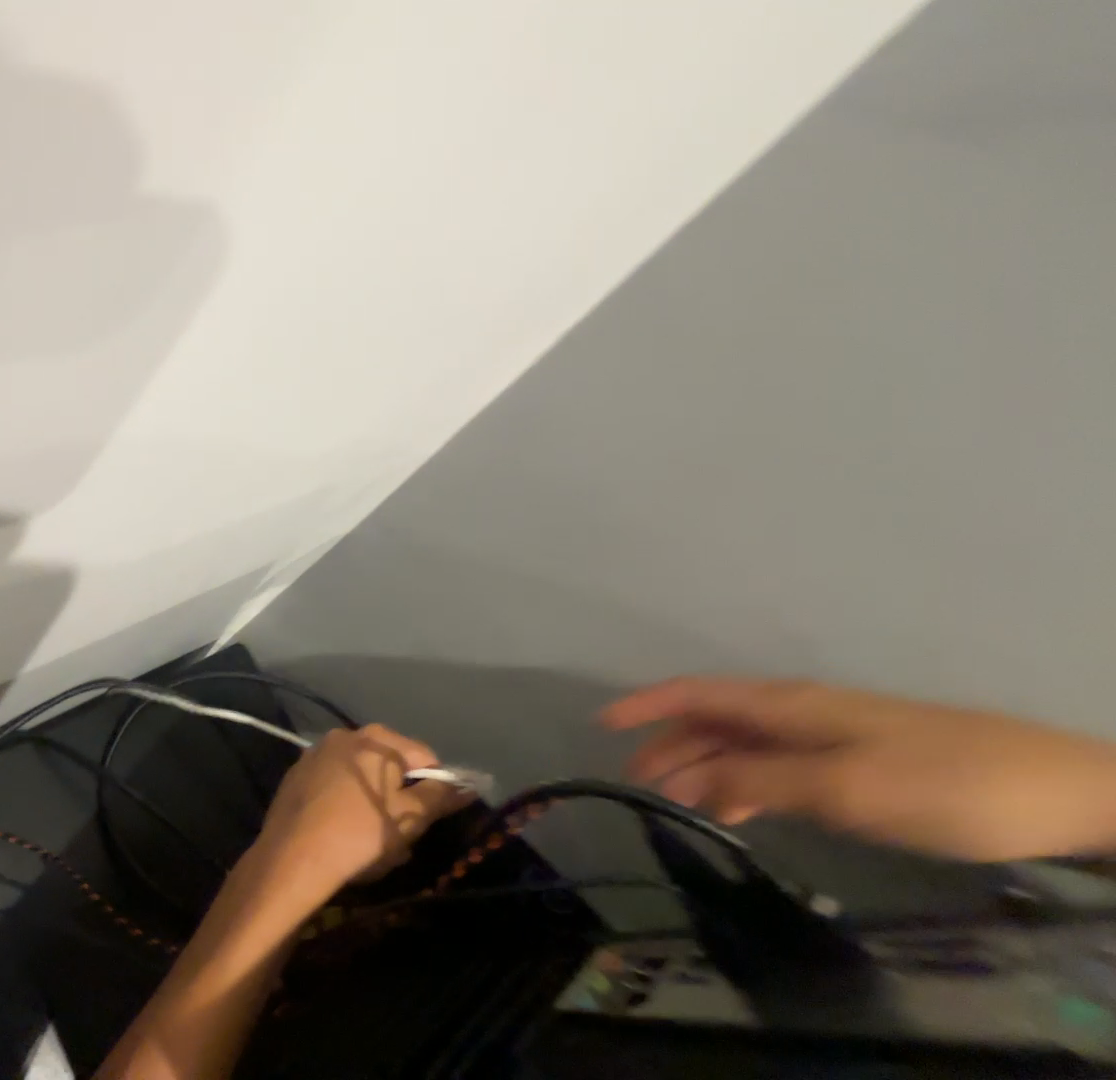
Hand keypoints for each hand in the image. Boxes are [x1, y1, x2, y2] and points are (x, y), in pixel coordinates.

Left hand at [252, 724, 476, 894]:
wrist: (293, 855)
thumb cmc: (361, 834)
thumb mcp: (409, 818)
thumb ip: (440, 797)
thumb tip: (467, 785)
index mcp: (377, 740)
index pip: (424, 757)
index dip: (435, 787)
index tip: (429, 818)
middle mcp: (346, 736)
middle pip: (390, 766)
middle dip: (401, 797)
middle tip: (401, 834)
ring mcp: (317, 753)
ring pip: (362, 777)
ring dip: (374, 803)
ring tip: (372, 840)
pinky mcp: (297, 774)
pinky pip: (334, 785)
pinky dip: (345, 803)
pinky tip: (342, 831)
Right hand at [604, 676, 1115, 861]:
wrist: (1068, 792)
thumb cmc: (945, 783)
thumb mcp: (842, 787)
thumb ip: (758, 779)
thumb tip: (689, 779)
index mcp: (788, 705)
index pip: (696, 693)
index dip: (644, 704)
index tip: (600, 723)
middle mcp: (800, 711)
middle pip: (713, 721)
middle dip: (667, 745)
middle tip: (637, 783)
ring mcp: (830, 734)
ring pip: (743, 744)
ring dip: (704, 768)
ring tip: (678, 804)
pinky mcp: (857, 760)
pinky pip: (776, 765)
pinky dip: (744, 783)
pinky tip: (741, 811)